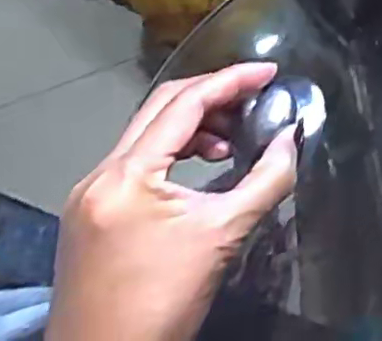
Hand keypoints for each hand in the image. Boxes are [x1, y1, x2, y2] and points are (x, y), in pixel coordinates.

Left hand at [47, 62, 296, 340]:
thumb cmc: (159, 308)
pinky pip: (137, 158)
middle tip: (253, 94)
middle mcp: (101, 173)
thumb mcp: (221, 239)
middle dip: (213, 94)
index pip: (185, 103)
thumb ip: (265, 182)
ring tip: (232, 138)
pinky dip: (174, 149)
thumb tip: (291, 140)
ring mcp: (90, 192)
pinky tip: (202, 164)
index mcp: (128, 174)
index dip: (231, 81)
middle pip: (162, 106)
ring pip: (148, 131)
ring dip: (194, 124)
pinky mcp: (90, 212)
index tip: (267, 72)